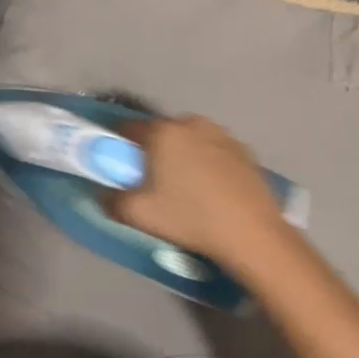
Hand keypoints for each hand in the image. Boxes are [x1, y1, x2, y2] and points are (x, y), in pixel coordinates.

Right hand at [110, 116, 291, 266]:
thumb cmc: (189, 218)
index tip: (121, 166)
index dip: (120, 145)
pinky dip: (208, 164)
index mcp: (163, 132)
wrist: (251, 233)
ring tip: (186, 188)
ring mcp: (223, 135)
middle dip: (154, 151)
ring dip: (183, 156)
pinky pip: (214, 151)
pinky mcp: (245, 150)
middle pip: (161, 133)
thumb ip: (112, 199)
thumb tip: (107, 192)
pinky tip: (211, 191)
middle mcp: (193, 123)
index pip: (128, 127)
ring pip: (190, 140)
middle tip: (153, 182)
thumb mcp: (138, 214)